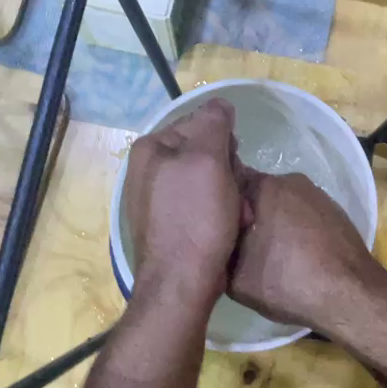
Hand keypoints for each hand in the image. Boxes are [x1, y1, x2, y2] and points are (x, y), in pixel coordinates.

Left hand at [121, 98, 248, 315]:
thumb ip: (214, 122)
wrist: (182, 283)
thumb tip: (220, 104)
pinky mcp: (169, 227)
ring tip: (239, 216)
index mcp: (150, 149)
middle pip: (204, 153)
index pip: (199, 123)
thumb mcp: (208, 158)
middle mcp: (147, 172)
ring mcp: (156, 201)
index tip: (235, 162)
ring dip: (231, 196)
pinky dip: (221, 215)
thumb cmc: (195, 217)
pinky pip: (202, 208)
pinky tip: (230, 230)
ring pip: (208, 182)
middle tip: (238, 193)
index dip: (225, 140)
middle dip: (229, 172)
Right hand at [228, 173, 380, 331]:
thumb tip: (216, 240)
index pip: (231, 183)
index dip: (220, 204)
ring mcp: (317, 195)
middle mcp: (291, 181)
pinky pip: (305, 216)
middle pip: (258, 194)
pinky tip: (296, 256)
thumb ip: (220, 250)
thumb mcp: (234, 276)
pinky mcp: (336, 212)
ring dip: (274, 223)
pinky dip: (297, 231)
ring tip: (269, 254)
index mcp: (265, 186)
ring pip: (283, 205)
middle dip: (248, 214)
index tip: (214, 225)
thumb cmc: (285, 280)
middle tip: (239, 244)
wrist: (348, 293)